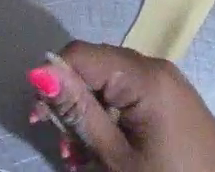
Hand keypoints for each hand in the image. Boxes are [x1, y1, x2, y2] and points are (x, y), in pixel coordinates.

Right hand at [29, 42, 214, 171]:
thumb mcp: (116, 158)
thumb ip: (78, 111)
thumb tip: (38, 70)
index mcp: (144, 75)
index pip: (78, 55)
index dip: (52, 82)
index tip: (39, 121)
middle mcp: (157, 67)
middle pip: (93, 68)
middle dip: (71, 104)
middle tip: (65, 150)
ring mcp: (170, 85)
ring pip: (110, 85)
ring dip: (89, 116)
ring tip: (81, 159)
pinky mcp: (177, 104)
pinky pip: (131, 97)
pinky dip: (112, 119)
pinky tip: (107, 152)